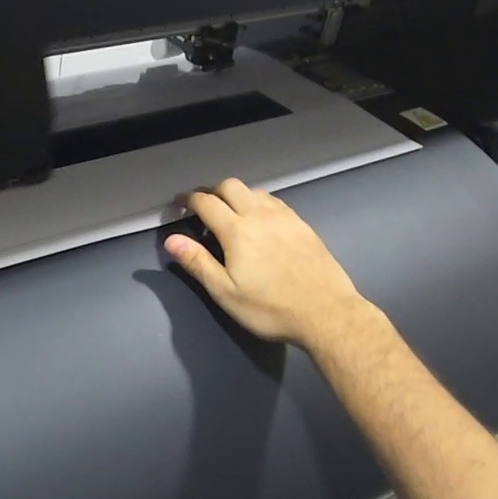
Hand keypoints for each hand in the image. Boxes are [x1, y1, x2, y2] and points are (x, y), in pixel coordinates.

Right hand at [164, 178, 378, 348]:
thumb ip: (198, 262)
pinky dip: (259, 203)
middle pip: (231, 186)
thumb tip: (171, 239)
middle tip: (203, 207)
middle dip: (212, 191)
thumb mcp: (225, 292)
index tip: (179, 203)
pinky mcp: (303, 225)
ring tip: (230, 213)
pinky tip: (261, 221)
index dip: (188, 199)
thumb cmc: (270, 308)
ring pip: (255, 191)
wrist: (326, 312)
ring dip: (237, 195)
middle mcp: (260, 215)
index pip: (206, 202)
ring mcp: (285, 218)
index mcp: (237, 231)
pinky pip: (275, 202)